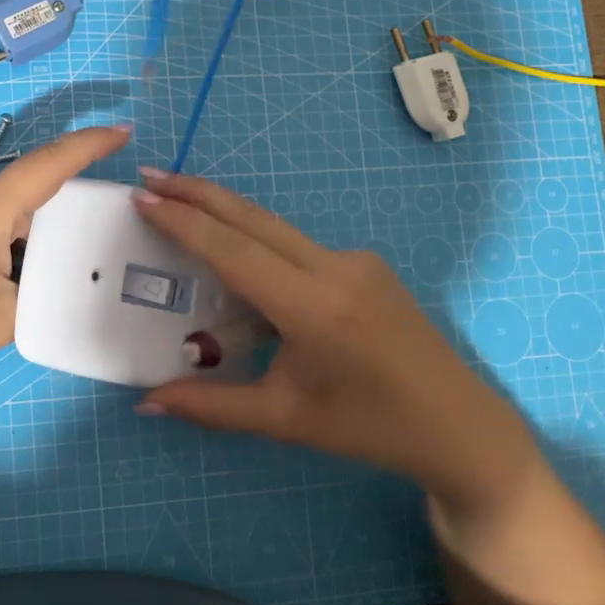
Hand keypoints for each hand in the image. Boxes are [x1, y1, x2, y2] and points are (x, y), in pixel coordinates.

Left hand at [0, 125, 132, 391]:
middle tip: (59, 271)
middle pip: (24, 197)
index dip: (87, 145)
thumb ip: (43, 282)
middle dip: (48, 229)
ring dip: (17, 239)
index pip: (46, 166)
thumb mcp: (6, 315)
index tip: (121, 132)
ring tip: (12, 289)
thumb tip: (56, 263)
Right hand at [132, 171, 541, 515]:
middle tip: (149, 175)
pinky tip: (235, 254)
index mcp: (312, 307)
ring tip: (178, 200)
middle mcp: (334, 270)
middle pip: (252, 218)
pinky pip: (297, 244)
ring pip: (274, 227)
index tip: (142, 196)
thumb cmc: (369, 428)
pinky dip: (255, 238)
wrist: (462, 429)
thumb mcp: (284, 420)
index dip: (183, 221)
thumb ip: (211, 406)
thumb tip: (145, 401)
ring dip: (223, 211)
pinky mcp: (367, 266)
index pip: (232, 250)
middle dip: (196, 193)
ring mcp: (355, 262)